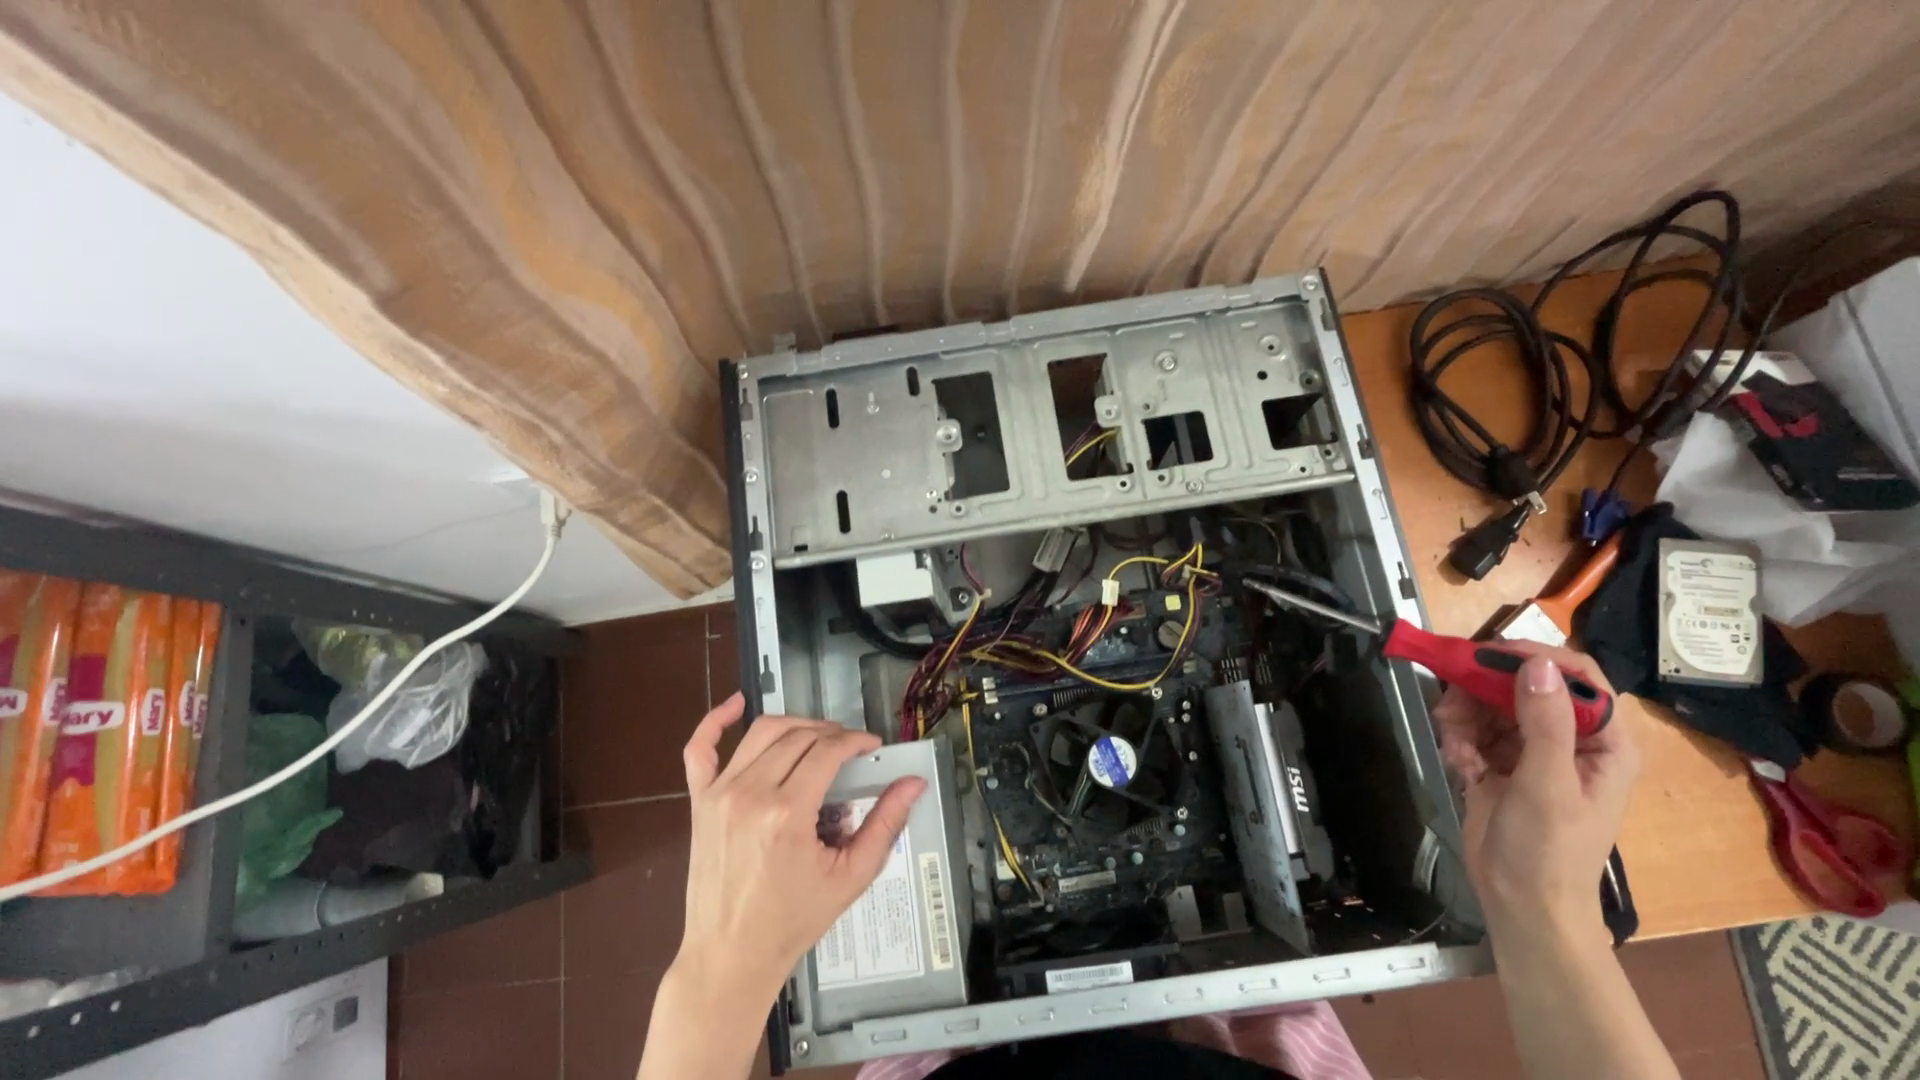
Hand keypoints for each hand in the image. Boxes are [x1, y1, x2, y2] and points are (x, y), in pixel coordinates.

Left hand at [675, 693, 925, 1001]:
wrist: (730, 956)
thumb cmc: (793, 921)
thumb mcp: (850, 877)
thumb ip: (885, 824)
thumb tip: (913, 784)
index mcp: (787, 812)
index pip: (827, 750)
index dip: (855, 741)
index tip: (871, 747)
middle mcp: (750, 793)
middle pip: (798, 736)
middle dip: (831, 733)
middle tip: (850, 748)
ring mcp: (719, 794)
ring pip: (761, 732)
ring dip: (795, 724)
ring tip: (817, 736)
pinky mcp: (699, 801)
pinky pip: (699, 749)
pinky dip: (714, 721)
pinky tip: (735, 703)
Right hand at [1434, 642, 1638, 928]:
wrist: (1522, 904)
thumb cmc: (1549, 851)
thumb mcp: (1548, 785)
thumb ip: (1544, 723)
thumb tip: (1537, 664)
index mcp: (1604, 741)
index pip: (1577, 677)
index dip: (1534, 659)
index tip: (1485, 655)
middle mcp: (1571, 737)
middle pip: (1522, 685)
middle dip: (1482, 692)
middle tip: (1450, 705)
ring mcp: (1533, 749)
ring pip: (1491, 703)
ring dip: (1463, 718)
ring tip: (1454, 746)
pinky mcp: (1500, 761)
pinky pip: (1473, 728)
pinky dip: (1459, 740)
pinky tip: (1459, 765)